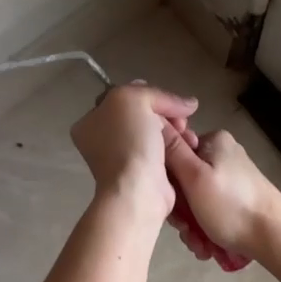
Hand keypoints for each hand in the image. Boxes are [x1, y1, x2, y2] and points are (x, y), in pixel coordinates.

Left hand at [70, 82, 198, 218]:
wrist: (138, 188)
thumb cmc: (128, 140)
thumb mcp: (133, 99)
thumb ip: (154, 93)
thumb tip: (186, 103)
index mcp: (90, 122)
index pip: (122, 98)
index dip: (147, 94)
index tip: (166, 100)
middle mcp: (103, 139)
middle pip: (142, 115)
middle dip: (166, 113)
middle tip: (182, 119)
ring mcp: (123, 158)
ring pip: (157, 133)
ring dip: (177, 129)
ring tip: (188, 134)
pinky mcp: (144, 173)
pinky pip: (165, 151)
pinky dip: (179, 146)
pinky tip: (190, 145)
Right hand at [164, 128, 280, 262]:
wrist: (276, 239)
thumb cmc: (231, 207)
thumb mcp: (194, 177)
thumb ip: (172, 150)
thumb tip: (153, 119)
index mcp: (214, 141)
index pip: (173, 153)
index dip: (166, 182)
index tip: (170, 205)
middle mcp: (223, 155)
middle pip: (183, 180)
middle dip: (181, 211)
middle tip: (186, 230)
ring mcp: (231, 178)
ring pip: (194, 199)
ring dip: (192, 224)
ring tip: (199, 243)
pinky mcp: (238, 198)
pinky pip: (209, 209)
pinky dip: (205, 228)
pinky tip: (207, 245)